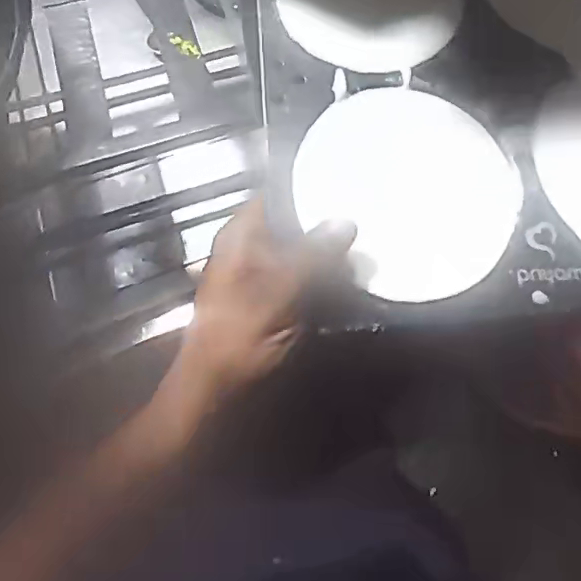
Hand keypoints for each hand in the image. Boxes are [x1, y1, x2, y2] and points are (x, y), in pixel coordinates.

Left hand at [159, 199, 355, 417]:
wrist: (213, 392)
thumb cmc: (237, 338)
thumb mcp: (277, 294)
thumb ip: (312, 256)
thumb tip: (346, 221)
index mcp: (241, 237)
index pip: (277, 195)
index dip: (308, 189)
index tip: (346, 187)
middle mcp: (252, 248)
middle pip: (295, 224)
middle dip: (328, 226)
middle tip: (367, 221)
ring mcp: (264, 275)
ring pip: (305, 252)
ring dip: (332, 255)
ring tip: (367, 251)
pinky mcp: (276, 299)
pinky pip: (307, 278)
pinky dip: (327, 279)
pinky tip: (353, 280)